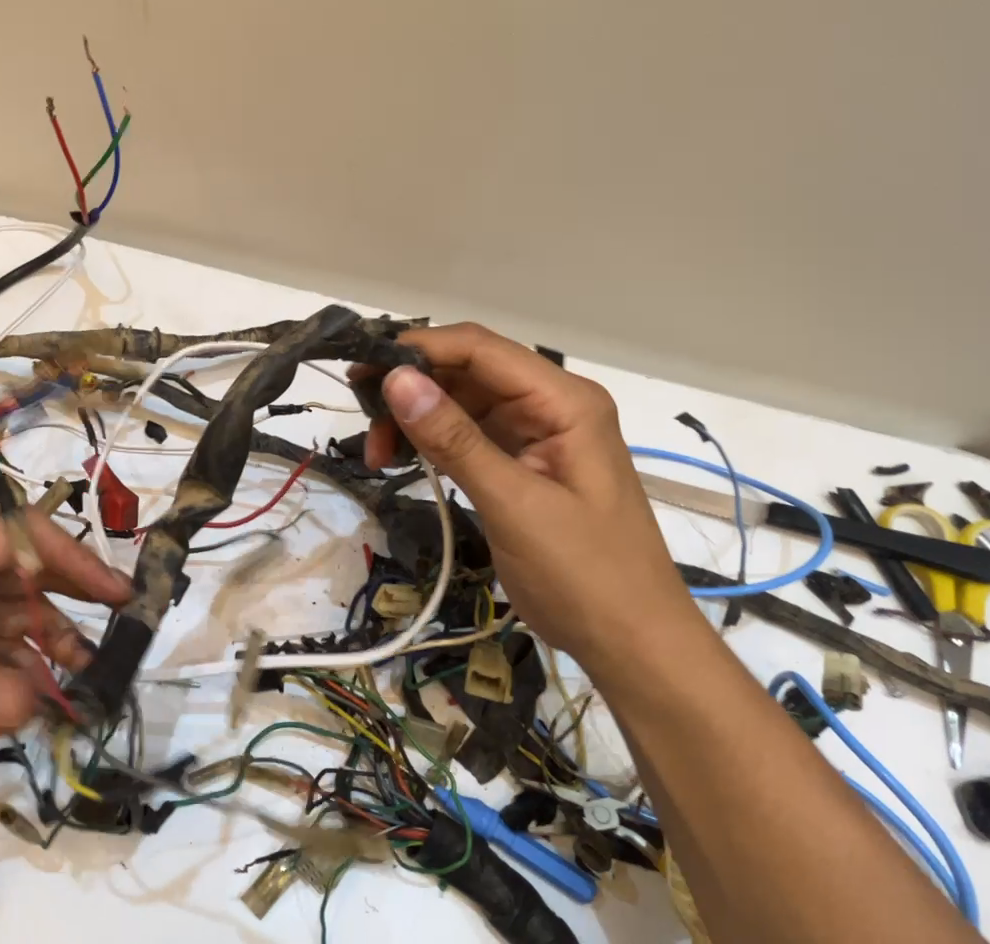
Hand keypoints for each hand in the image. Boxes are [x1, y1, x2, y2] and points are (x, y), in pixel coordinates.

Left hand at [0, 511, 132, 804]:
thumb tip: (39, 694)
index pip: (11, 540)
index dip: (67, 557)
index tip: (113, 593)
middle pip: (19, 570)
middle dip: (71, 590)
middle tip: (123, 623)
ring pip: (11, 612)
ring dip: (51, 636)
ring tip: (86, 677)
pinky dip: (23, 665)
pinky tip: (44, 695)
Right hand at [355, 323, 690, 662]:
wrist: (631, 641)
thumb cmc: (583, 573)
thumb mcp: (513, 503)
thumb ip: (454, 439)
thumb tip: (396, 379)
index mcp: (563, 402)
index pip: (478, 349)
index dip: (416, 349)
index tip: (358, 371)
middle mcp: (551, 405)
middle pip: (465, 371)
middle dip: (409, 389)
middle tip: (360, 421)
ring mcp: (537, 434)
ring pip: (459, 402)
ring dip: (413, 419)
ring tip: (377, 455)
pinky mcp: (522, 463)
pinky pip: (466, 435)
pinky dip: (429, 443)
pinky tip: (401, 460)